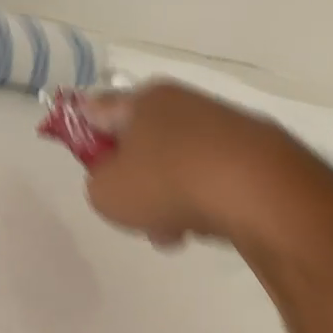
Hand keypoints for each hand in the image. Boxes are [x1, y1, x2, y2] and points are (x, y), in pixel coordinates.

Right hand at [75, 80, 322, 250]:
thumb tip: (117, 176)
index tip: (78, 155)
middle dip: (129, 181)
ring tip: (167, 230)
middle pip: (136, 144)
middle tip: (126, 210)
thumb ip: (97, 181)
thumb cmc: (163, 183)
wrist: (254, 189)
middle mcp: (180, 104)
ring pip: (169, 168)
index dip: (78, 130)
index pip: (94, 110)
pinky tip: (196, 226)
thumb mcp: (103, 192)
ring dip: (161, 201)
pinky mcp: (246, 149)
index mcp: (141, 102)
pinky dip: (194, 203)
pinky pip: (202, 180)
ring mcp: (217, 124)